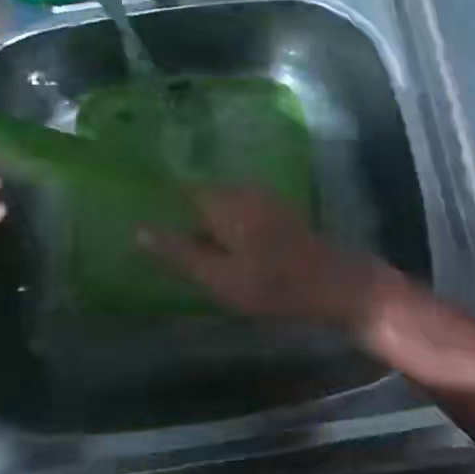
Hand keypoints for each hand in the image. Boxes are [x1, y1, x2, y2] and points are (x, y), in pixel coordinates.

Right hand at [136, 187, 403, 336]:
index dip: (166, 201)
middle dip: (189, 216)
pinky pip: (244, 213)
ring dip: (212, 225)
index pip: (184, 189)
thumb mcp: (218, 277)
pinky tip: (233, 252)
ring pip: (226, 206)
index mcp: (225, 200)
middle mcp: (245, 190)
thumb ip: (179, 253)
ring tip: (200, 253)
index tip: (149, 216)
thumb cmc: (272, 284)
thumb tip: (139, 230)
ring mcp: (266, 199)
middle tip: (172, 245)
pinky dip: (233, 228)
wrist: (335, 284)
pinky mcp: (281, 213)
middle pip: (206, 197)